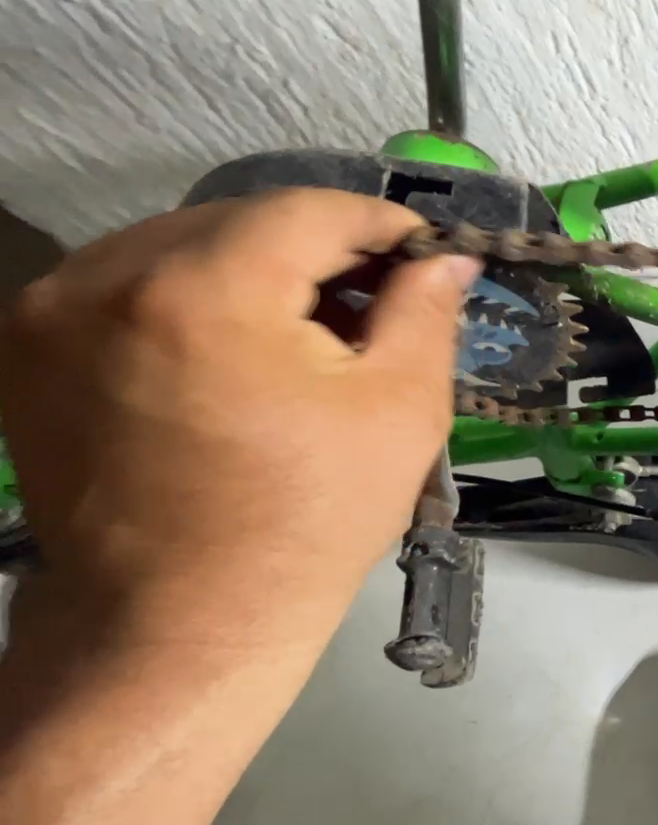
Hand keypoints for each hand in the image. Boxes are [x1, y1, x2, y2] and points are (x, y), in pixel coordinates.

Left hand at [0, 188, 479, 657]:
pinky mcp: (27, 348)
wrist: (187, 613)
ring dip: (262, 270)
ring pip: (182, 247)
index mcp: (206, 292)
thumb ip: (425, 315)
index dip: (381, 223)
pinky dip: (201, 296)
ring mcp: (49, 312)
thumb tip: (448, 260)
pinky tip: (248, 351)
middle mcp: (106, 279)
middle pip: (240, 221)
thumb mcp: (402, 408)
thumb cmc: (316, 513)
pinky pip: (132, 285)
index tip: (428, 251)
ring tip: (319, 331)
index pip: (308, 211)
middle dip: (324, 248)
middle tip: (385, 297)